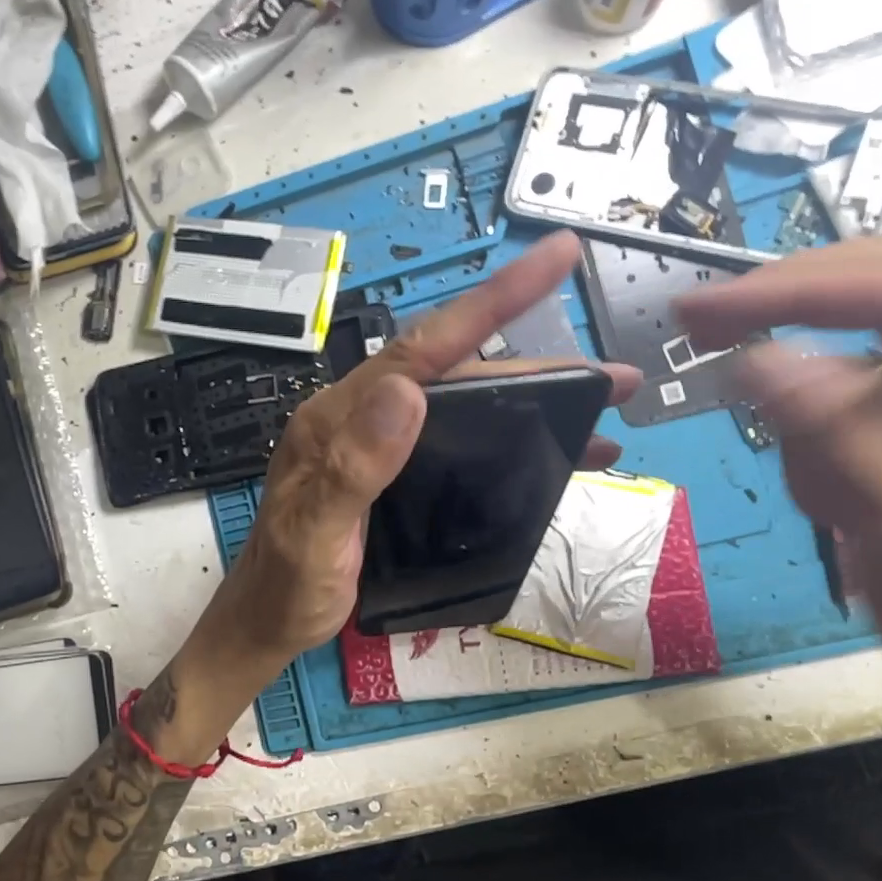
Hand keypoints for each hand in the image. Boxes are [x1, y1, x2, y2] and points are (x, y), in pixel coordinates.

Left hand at [197, 232, 640, 674]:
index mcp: (338, 419)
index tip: (554, 257)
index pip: (420, 350)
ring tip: (600, 414)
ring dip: (533, 405)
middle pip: (457, 376)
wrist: (268, 623)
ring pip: (466, 408)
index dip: (488, 302)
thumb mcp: (314, 531)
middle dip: (537, 367)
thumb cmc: (286, 586)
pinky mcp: (394, 476)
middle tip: (613, 377)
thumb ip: (353, 465)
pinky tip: (547, 456)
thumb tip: (407, 390)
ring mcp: (378, 447)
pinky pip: (460, 444)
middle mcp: (361, 420)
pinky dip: (508, 443)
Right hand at [677, 234, 881, 708]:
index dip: (799, 290)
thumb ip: (849, 439)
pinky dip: (816, 451)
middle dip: (789, 313)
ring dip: (811, 426)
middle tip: (700, 331)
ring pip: (849, 358)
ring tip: (839, 510)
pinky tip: (846, 509)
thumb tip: (759, 361)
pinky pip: (844, 406)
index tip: (702, 310)